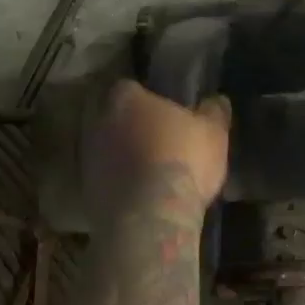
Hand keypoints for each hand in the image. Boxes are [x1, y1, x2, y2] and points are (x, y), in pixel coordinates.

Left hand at [84, 80, 231, 220]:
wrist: (151, 216)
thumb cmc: (184, 161)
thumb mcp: (213, 134)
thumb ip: (214, 113)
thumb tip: (217, 100)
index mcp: (127, 99)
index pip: (129, 88)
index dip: (146, 98)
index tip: (162, 111)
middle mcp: (99, 122)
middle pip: (114, 118)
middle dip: (132, 127)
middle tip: (157, 141)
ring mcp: (89, 157)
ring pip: (107, 149)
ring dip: (124, 157)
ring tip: (149, 172)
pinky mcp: (87, 190)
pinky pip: (105, 179)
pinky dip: (119, 184)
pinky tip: (140, 196)